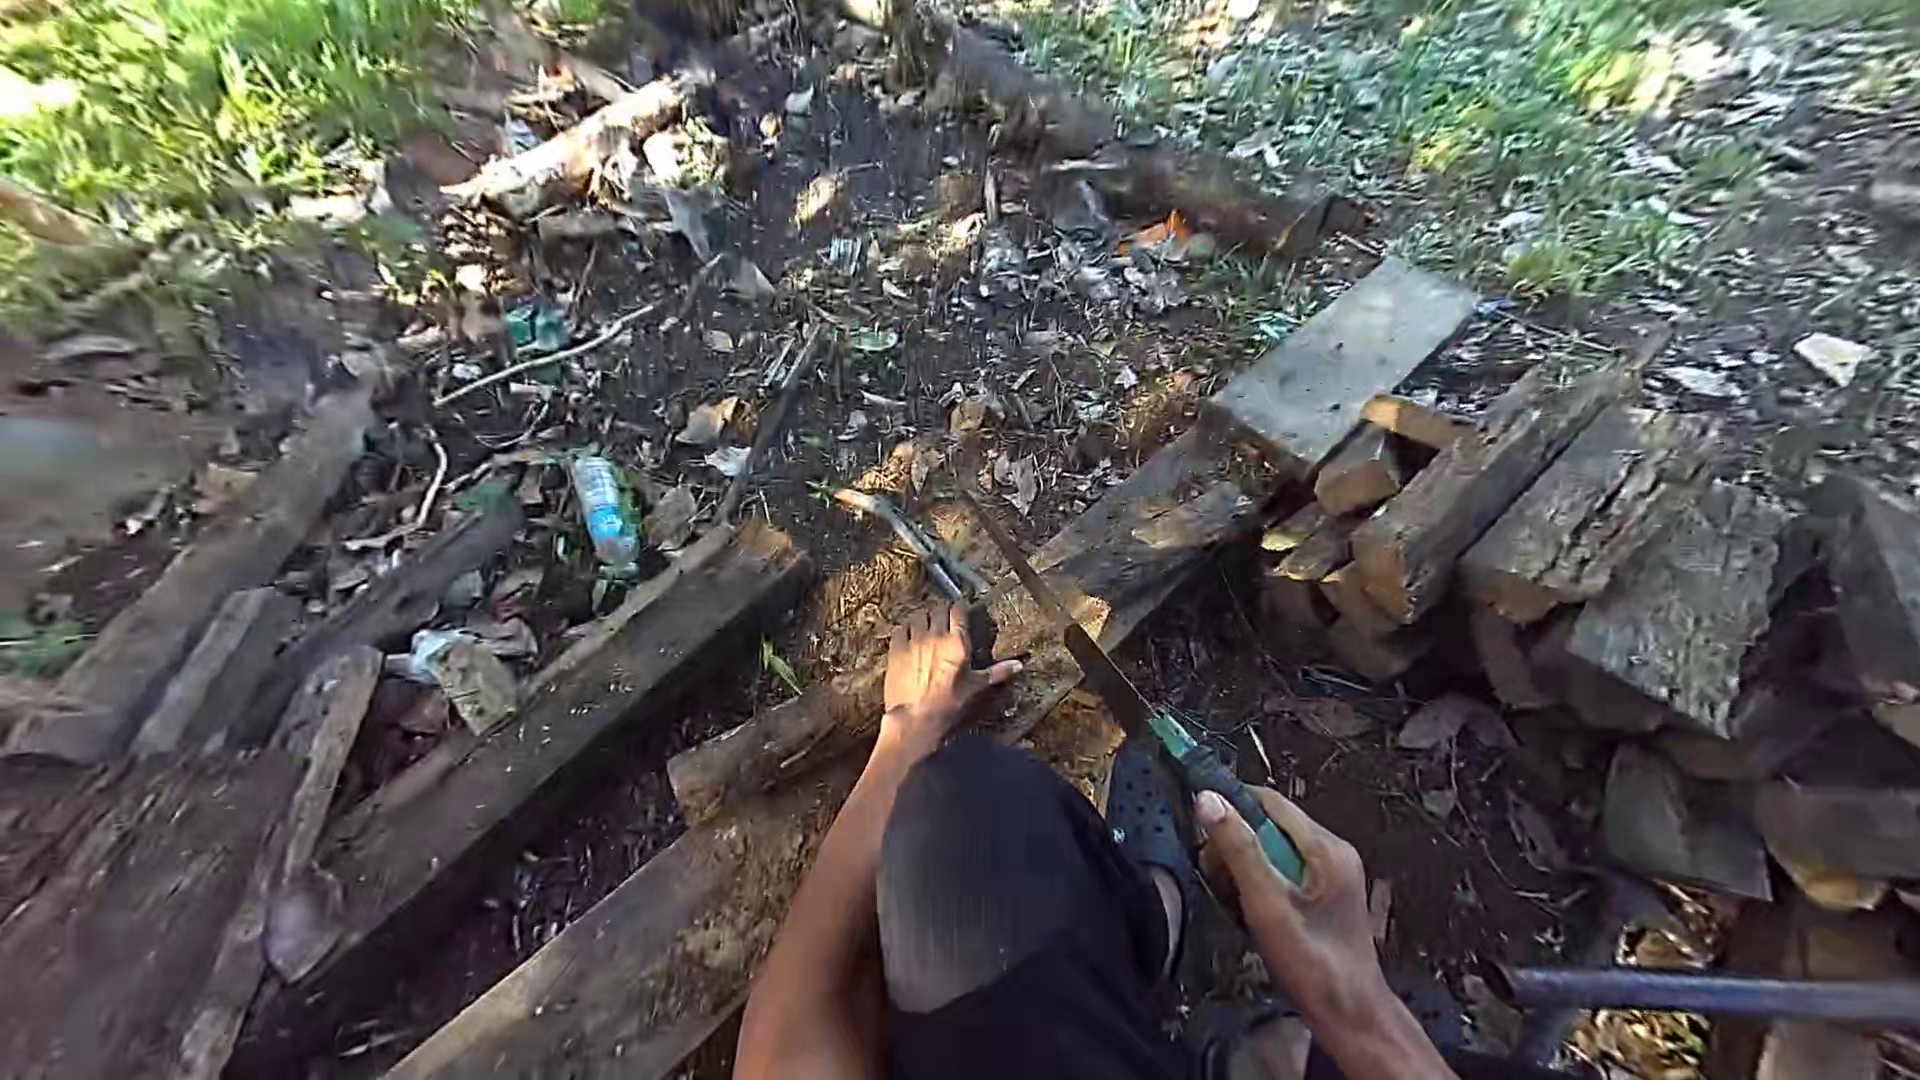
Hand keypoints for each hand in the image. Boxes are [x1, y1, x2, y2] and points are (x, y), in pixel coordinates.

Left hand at [880, 602, 1021, 760]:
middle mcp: (936, 636)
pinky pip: (901, 628)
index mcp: (958, 642)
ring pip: (919, 615)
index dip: (959, 607)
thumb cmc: (947, 705)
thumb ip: (997, 672)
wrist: (915, 718)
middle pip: (939, 609)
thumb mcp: (974, 687)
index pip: (958, 610)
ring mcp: (914, 640)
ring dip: (924, 618)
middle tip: (944, 618)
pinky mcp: (896, 648)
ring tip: (926, 626)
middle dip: (942, 611)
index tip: (959, 609)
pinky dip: (906, 629)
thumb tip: (1019, 665)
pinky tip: (909, 636)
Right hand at [1194, 786, 1387, 1030]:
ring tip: (1233, 893)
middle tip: (1216, 871)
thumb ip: (1238, 849)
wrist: (1351, 1021)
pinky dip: (1256, 877)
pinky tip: (1250, 903)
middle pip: (1266, 821)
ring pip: (1269, 843)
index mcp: (1326, 847)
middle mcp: (1332, 850)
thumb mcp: (1267, 904)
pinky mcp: (1322, 889)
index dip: (1230, 806)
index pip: (1266, 799)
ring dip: (1242, 862)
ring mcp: (1329, 870)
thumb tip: (1207, 798)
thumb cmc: (1313, 966)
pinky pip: (1278, 864)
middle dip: (1233, 841)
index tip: (1202, 827)